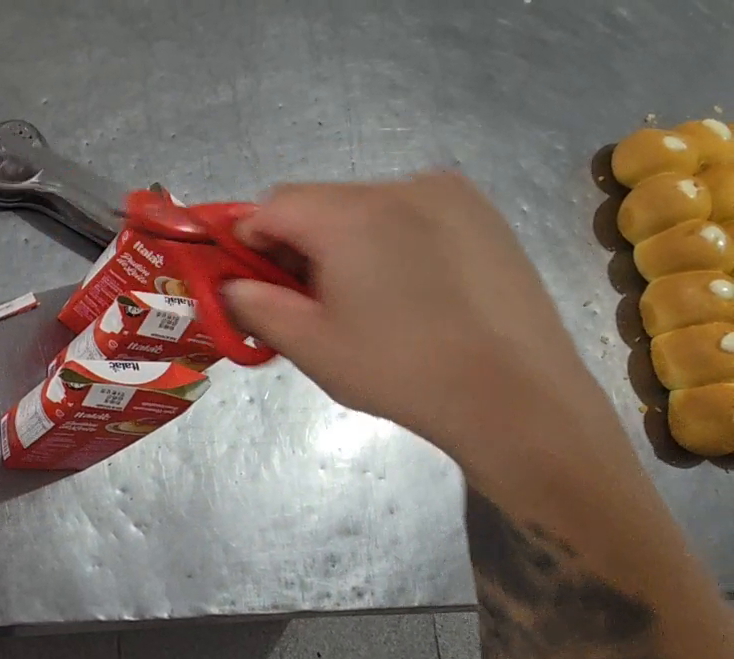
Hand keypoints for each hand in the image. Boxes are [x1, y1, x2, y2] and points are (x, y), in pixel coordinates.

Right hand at [221, 173, 617, 467]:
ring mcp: (450, 195)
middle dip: (291, 247)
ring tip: (353, 304)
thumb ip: (252, 304)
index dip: (245, 244)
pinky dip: (382, 245)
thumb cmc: (394, 367)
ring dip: (337, 246)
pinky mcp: (481, 214)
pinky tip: (397, 295)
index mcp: (351, 215)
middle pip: (317, 203)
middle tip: (297, 304)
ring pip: (361, 209)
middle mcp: (402, 186)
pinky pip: (405, 216)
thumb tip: (230, 286)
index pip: (270, 206)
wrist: (511, 389)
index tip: (246, 288)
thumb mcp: (305, 342)